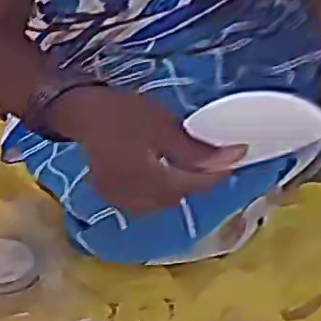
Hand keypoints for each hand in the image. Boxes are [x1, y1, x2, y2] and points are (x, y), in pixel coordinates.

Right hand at [50, 86, 246, 214]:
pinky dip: (153, 194)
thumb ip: (195, 151)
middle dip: (193, 183)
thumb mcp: (164, 127)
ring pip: (156, 205)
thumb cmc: (126, 115)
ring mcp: (118, 198)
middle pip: (173, 199)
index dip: (215, 174)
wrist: (86, 116)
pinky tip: (156, 178)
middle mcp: (131, 196)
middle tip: (209, 161)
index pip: (190, 185)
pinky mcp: (110, 196)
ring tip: (183, 170)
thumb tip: (232, 159)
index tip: (234, 157)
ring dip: (173, 191)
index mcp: (146, 179)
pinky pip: (139, 203)